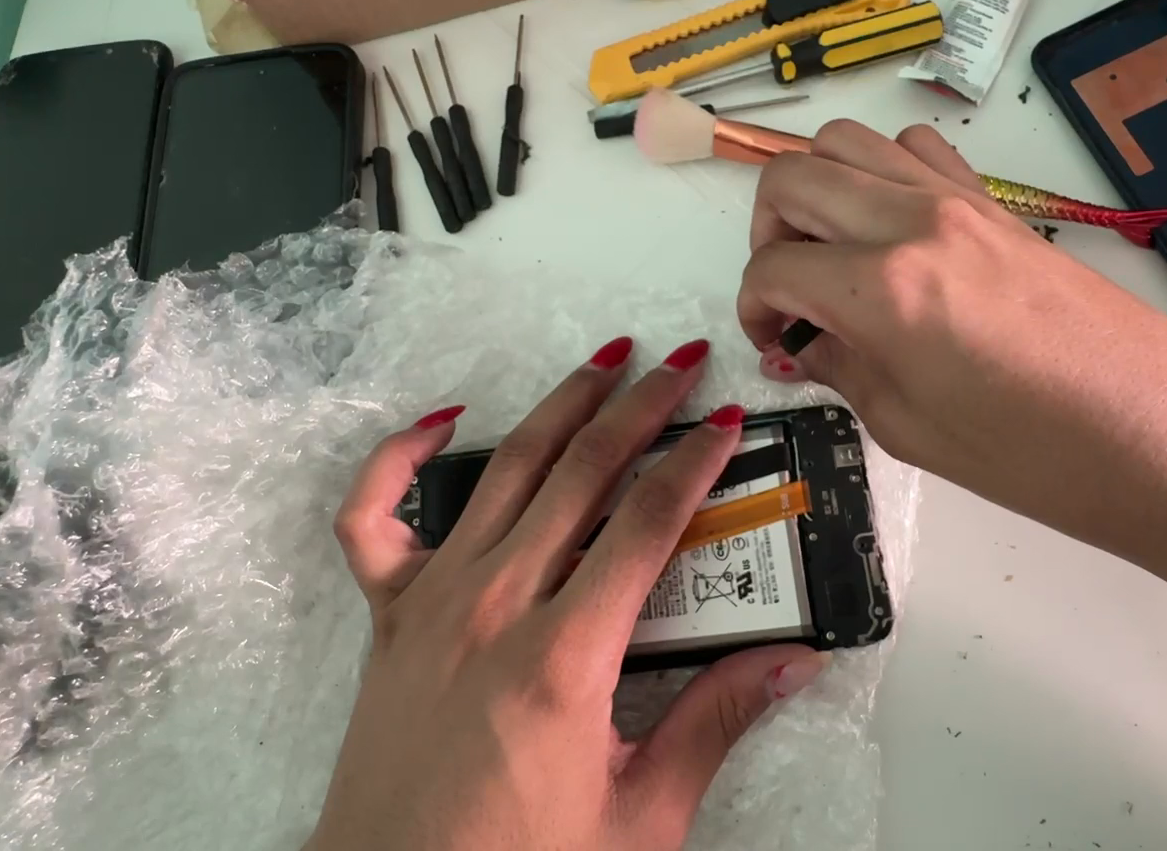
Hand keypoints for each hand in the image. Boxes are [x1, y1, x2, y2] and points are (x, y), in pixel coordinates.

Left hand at [312, 337, 827, 850]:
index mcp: (563, 657)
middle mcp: (494, 606)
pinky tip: (445, 422)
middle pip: (583, 470)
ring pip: (506, 468)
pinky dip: (401, 456)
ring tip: (604, 362)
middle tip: (680, 364)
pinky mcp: (390, 611)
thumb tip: (792, 663)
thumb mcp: (639, 816)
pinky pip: (374, 513)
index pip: (648, 522)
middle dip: (642, 406)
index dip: (695, 462)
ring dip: (560, 406)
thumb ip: (716, 722)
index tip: (726, 422)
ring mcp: (433, 599)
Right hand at [736, 120, 1166, 564]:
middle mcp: (913, 222)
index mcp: (884, 290)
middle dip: (765, 231)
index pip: (774, 266)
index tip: (771, 337)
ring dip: (815, 190)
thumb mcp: (908, 428)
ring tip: (830, 250)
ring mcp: (959, 200)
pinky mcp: (996, 201)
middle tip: (788, 288)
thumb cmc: (1035, 458)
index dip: (751, 305)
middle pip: (792, 177)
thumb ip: (839, 368)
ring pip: (845, 141)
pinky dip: (879, 171)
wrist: (1162, 437)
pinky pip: (915, 147)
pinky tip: (891, 228)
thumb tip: (801, 342)